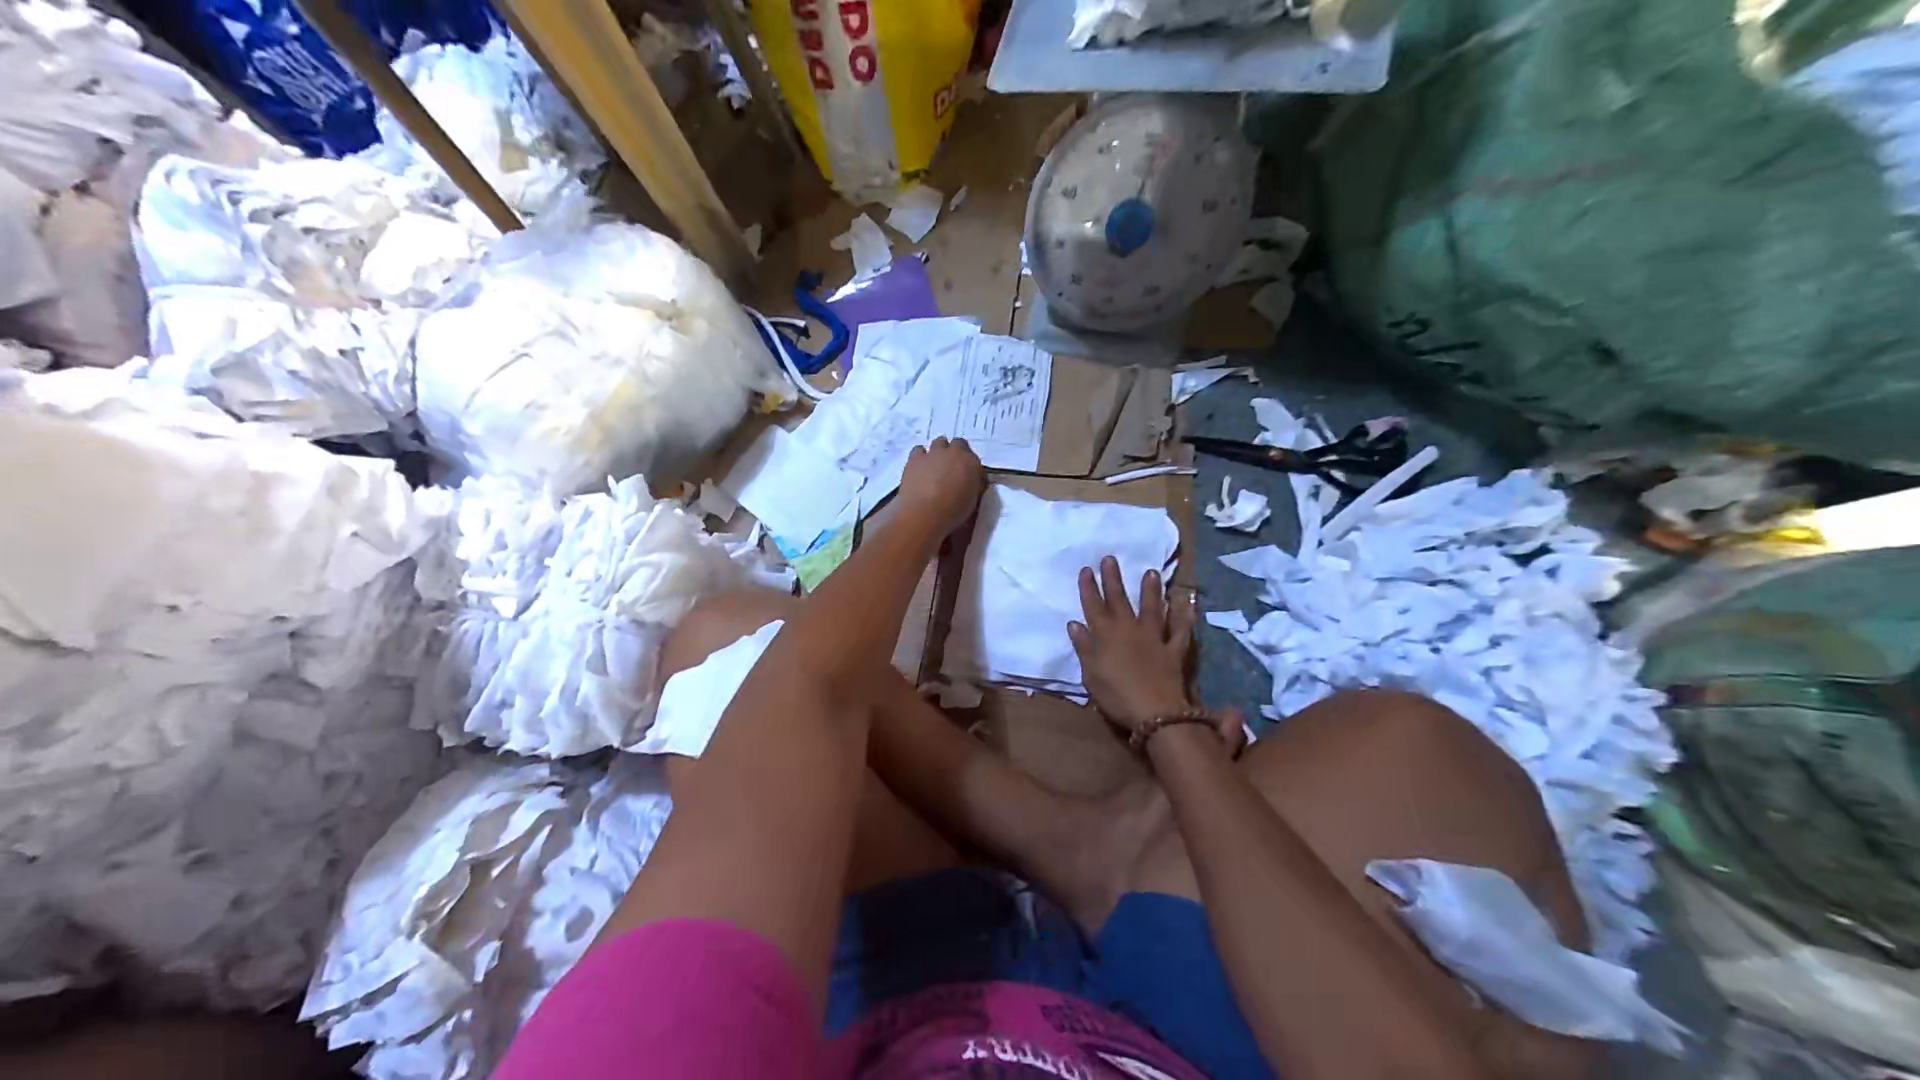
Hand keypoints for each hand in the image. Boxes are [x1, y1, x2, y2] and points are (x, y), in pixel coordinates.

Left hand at [898, 437, 985, 537]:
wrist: (925, 514)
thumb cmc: (953, 512)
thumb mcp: (972, 501)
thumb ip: (973, 486)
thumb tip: (972, 482)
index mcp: (972, 464)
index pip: (973, 456)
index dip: (968, 464)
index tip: (965, 473)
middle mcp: (955, 453)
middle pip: (957, 443)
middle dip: (955, 452)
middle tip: (950, 467)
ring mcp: (934, 453)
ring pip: (939, 442)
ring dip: (939, 451)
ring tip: (934, 466)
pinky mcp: (916, 458)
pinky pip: (919, 450)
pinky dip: (921, 456)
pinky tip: (919, 467)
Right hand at [1067, 556, 1195, 732]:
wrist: (1154, 712)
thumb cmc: (1115, 695)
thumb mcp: (1091, 673)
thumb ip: (1084, 647)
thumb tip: (1075, 623)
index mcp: (1105, 635)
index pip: (1093, 606)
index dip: (1089, 587)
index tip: (1086, 569)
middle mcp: (1129, 630)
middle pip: (1120, 600)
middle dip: (1113, 578)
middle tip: (1110, 558)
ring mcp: (1154, 638)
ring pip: (1153, 608)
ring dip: (1151, 590)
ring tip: (1150, 572)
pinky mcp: (1174, 650)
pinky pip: (1181, 630)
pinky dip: (1185, 617)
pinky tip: (1189, 604)